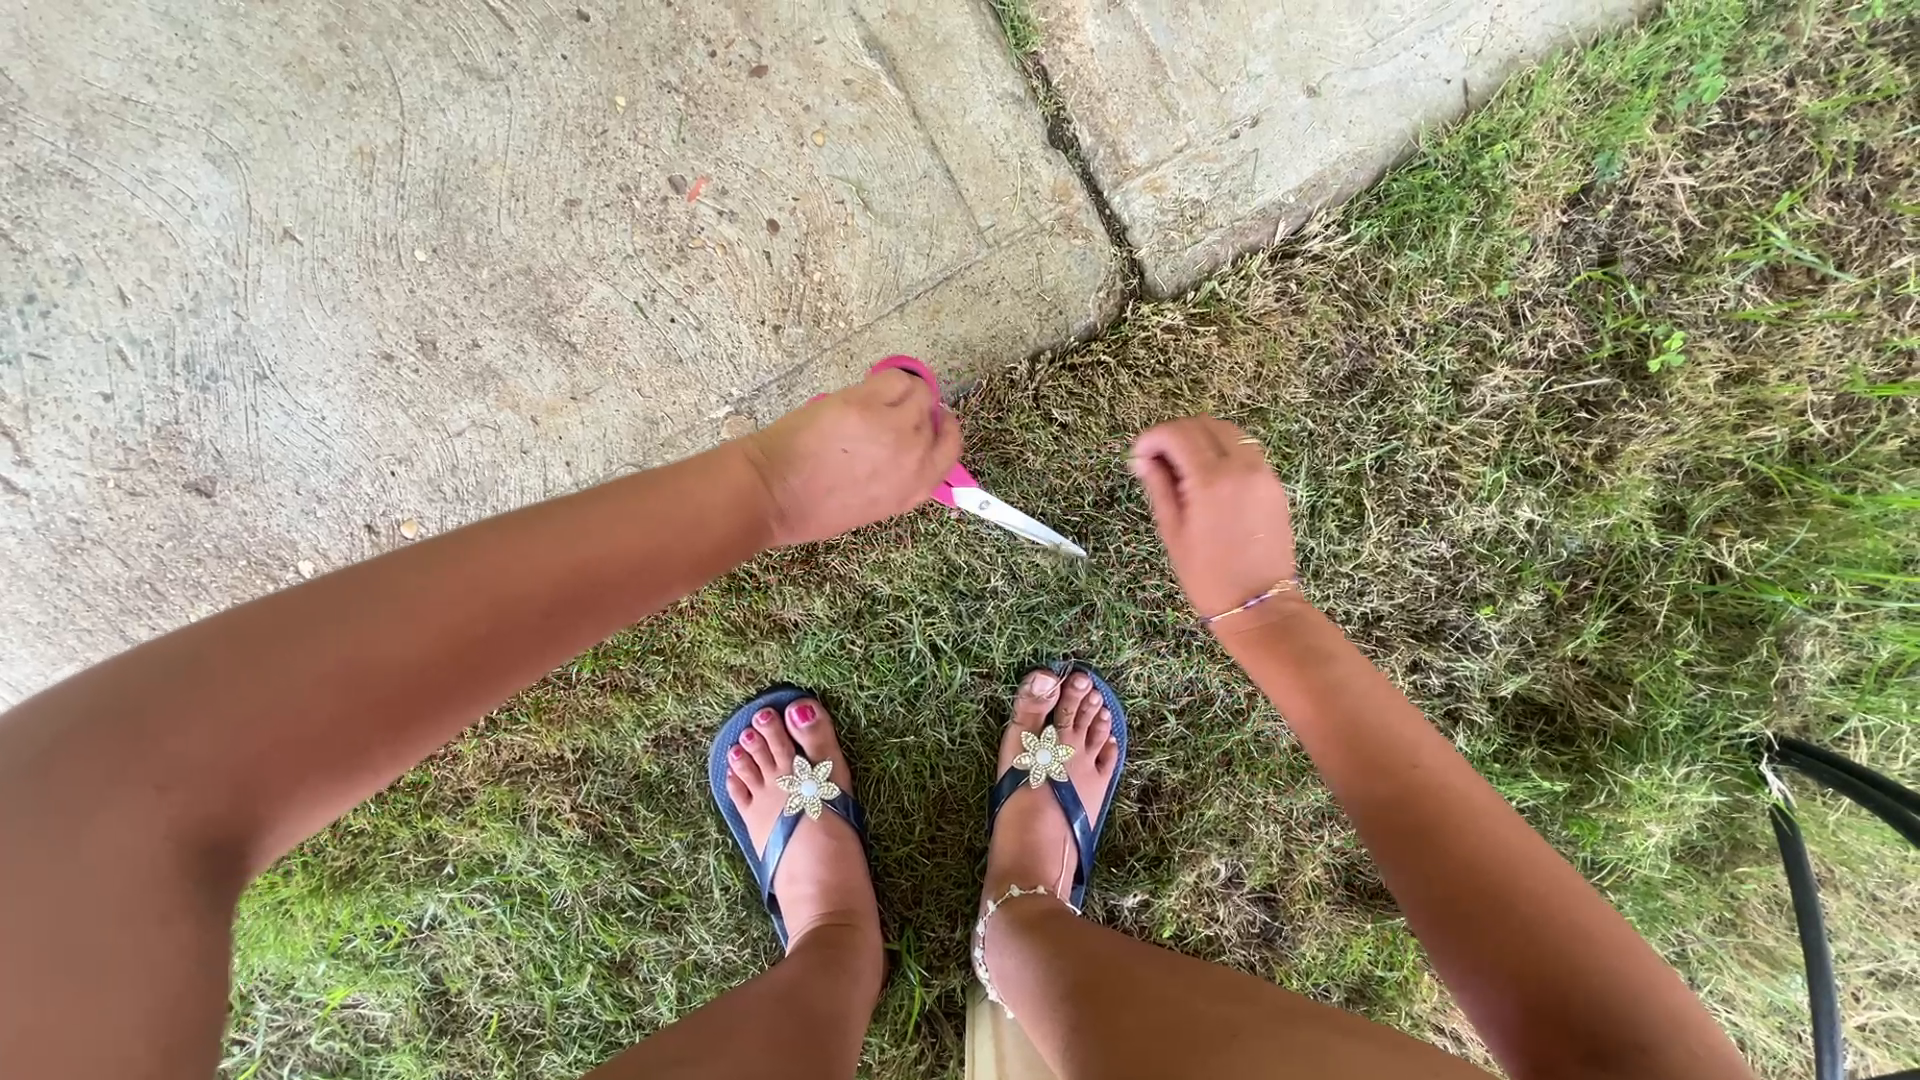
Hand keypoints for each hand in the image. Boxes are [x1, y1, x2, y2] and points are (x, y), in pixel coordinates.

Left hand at [737, 368, 962, 546]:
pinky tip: (865, 390)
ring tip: (876, 398)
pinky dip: (885, 380)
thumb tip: (901, 448)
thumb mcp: (872, 506)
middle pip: (934, 418)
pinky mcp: (866, 404)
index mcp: (915, 489)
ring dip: (903, 392)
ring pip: (919, 392)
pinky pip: (894, 379)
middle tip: (891, 409)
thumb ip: (897, 478)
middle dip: (917, 412)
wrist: (772, 493)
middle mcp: (913, 458)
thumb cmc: (812, 509)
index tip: (931, 420)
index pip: (950, 448)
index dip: (942, 430)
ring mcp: (893, 428)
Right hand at [1130, 417, 1296, 623]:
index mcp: (1211, 480)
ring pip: (1228, 432)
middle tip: (1156, 458)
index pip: (1178, 434)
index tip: (1139, 455)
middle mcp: (1241, 467)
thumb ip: (1159, 486)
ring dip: (1200, 437)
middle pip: (1204, 424)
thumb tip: (1144, 459)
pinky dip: (1221, 450)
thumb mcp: (1173, 531)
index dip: (1153, 437)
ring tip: (1181, 465)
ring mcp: (1263, 473)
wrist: (1258, 603)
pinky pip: (1245, 450)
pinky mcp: (1274, 483)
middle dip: (1175, 433)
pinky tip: (1207, 475)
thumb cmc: (1207, 575)